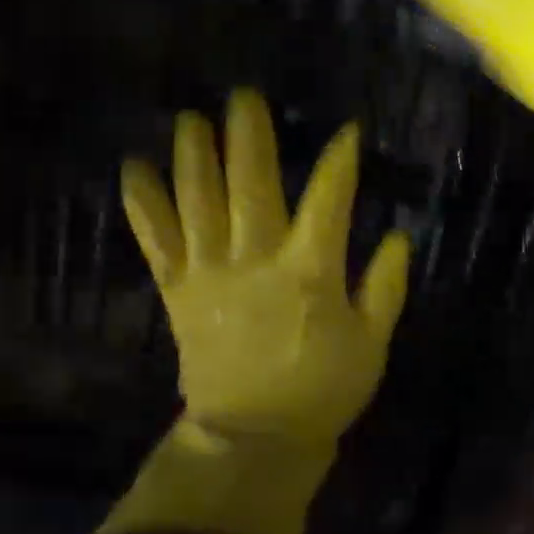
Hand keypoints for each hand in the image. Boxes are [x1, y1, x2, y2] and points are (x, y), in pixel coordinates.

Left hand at [120, 88, 408, 440]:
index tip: (349, 130)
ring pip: (198, 203)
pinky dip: (144, 204)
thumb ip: (385, 284)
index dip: (340, 162)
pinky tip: (135, 170)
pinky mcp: (179, 292)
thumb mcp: (374, 338)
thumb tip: (398, 235)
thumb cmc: (327, 385)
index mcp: (311, 270)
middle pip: (250, 187)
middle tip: (244, 98)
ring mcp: (210, 274)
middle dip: (249, 139)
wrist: (254, 435)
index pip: (329, 200)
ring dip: (194, 158)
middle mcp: (256, 260)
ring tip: (191, 119)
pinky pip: (156, 240)